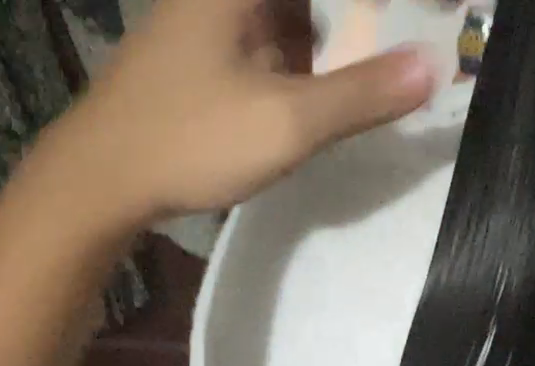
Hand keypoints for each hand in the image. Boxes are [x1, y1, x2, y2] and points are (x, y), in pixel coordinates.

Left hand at [36, 0, 435, 229]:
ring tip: (385, 68)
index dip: (374, 5)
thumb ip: (362, 93)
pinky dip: (305, 62)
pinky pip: (272, 43)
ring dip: (335, 41)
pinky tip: (329, 93)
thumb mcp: (287, 121)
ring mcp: (212, 21)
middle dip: (359, 21)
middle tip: (410, 46)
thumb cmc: (190, 139)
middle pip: (309, 2)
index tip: (419, 18)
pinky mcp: (207, 56)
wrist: (100, 178)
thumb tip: (434, 64)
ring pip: (292, 18)